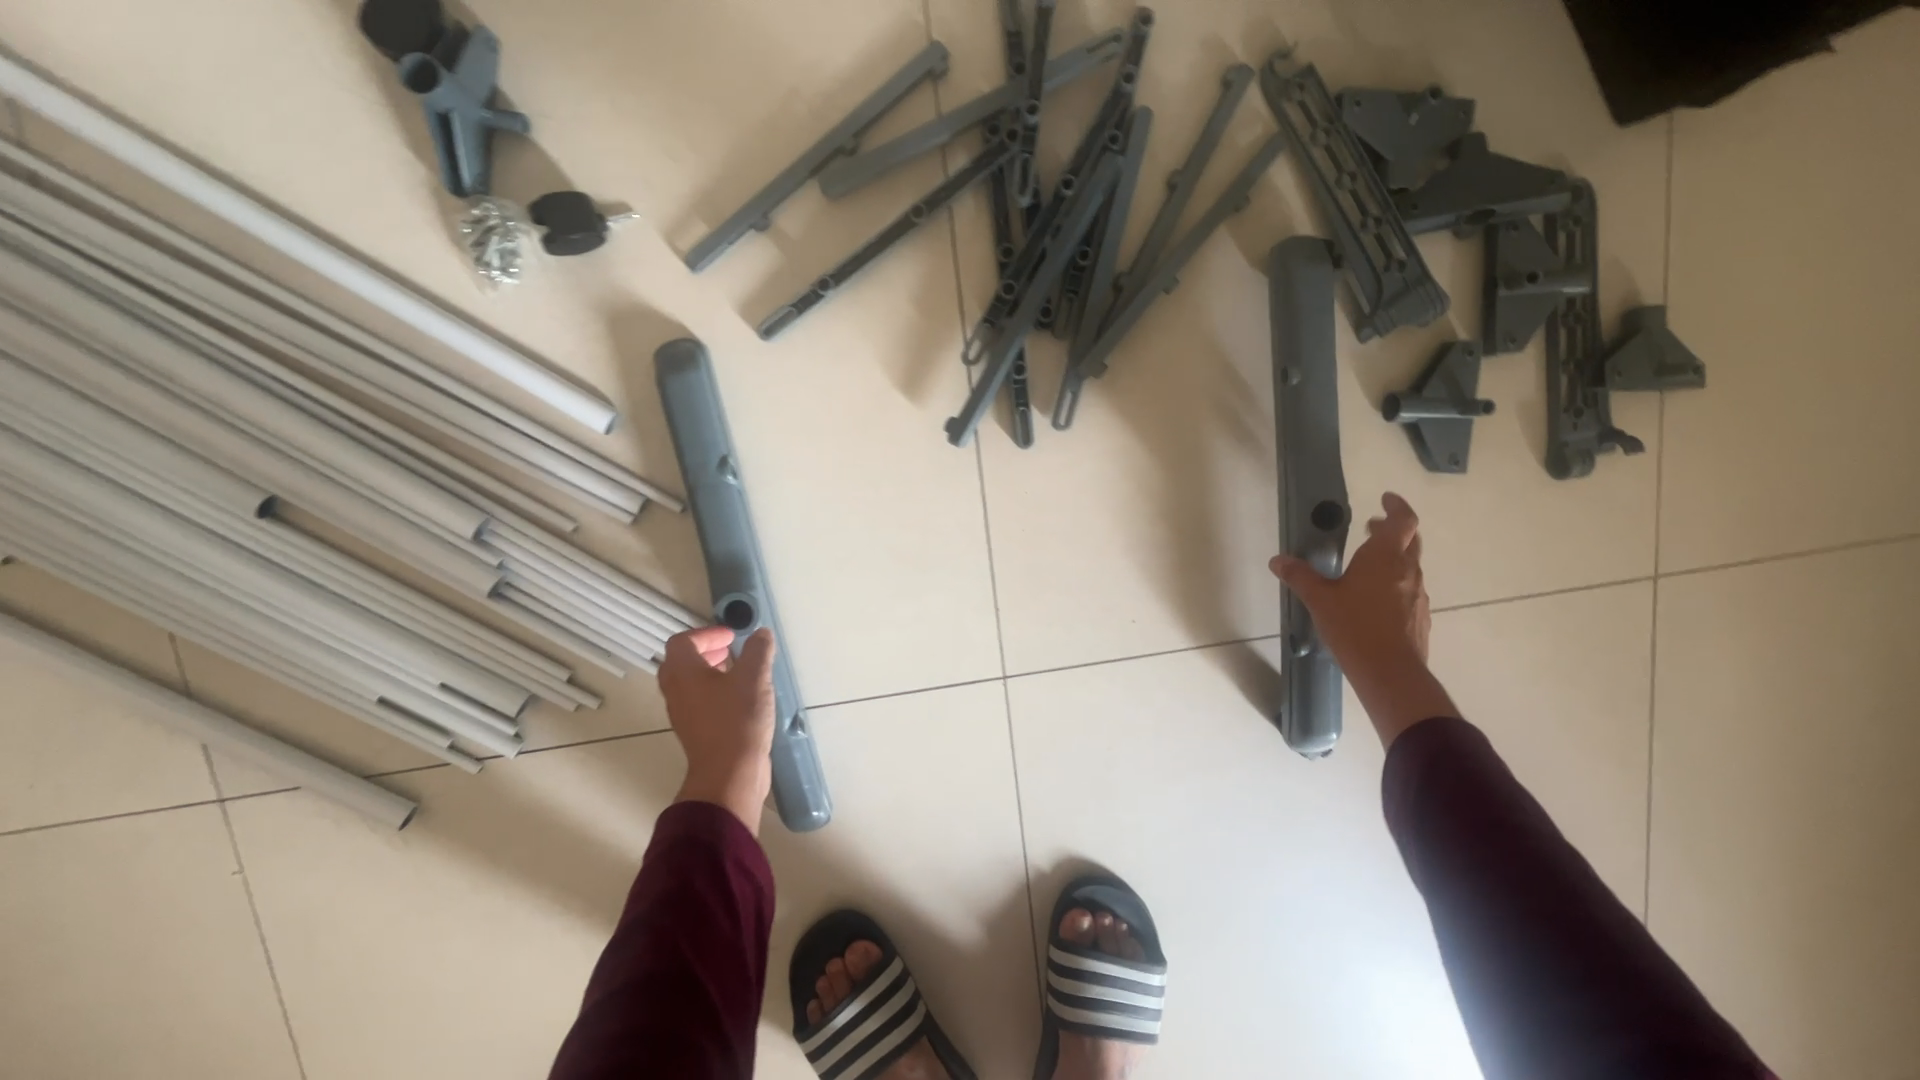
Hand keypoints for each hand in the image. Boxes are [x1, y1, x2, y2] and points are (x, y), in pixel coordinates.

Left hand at [658, 626, 776, 834]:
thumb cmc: (738, 720)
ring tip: (739, 673)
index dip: (707, 633)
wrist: (729, 774)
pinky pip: (698, 702)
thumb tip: (761, 633)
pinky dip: (715, 692)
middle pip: (681, 661)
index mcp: (683, 672)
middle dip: (706, 651)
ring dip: (711, 672)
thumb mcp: (754, 677)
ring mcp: (683, 714)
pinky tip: (741, 699)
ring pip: (690, 683)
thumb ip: (758, 650)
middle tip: (731, 650)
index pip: (683, 641)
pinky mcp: (695, 732)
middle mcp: (676, 691)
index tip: (732, 636)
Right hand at [1271, 492, 1430, 667]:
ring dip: (1394, 558)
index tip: (1385, 499)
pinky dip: (1396, 584)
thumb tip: (1278, 560)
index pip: (1402, 520)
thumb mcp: (1319, 599)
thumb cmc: (1354, 627)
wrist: (1390, 672)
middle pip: (1410, 540)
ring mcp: (1419, 594)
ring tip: (1368, 567)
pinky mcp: (1420, 616)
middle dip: (1393, 530)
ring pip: (1411, 566)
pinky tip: (1376, 601)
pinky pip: (1410, 590)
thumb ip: (1299, 576)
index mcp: (1385, 557)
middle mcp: (1407, 570)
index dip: (1396, 506)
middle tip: (1372, 527)